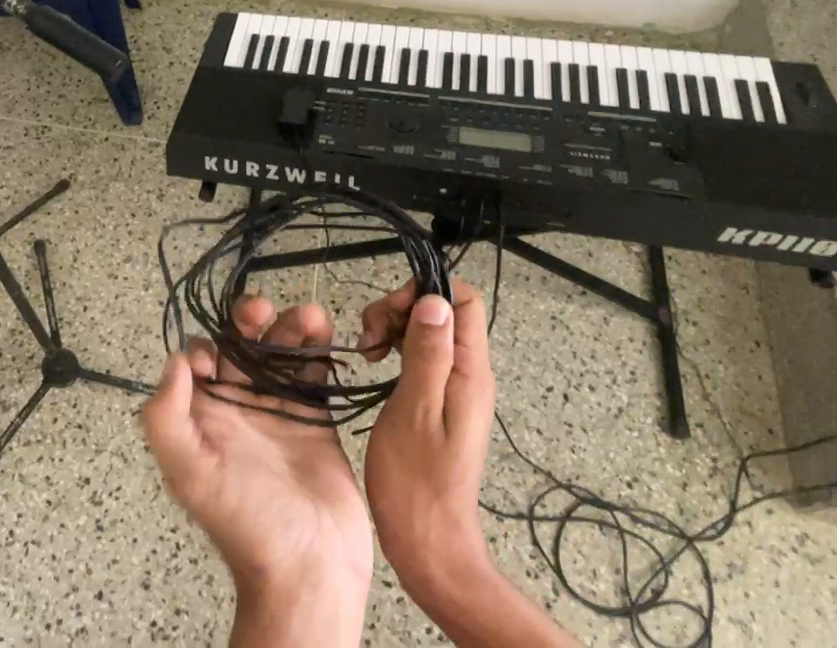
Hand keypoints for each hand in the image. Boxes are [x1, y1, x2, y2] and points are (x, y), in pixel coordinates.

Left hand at [143, 298, 370, 646]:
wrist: (309, 566)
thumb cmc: (245, 520)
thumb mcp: (189, 472)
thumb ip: (168, 416)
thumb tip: (174, 361)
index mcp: (203, 418)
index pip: (199, 361)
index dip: (208, 346)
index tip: (221, 357)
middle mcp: (238, 408)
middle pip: (242, 348)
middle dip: (251, 322)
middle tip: (264, 310)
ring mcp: (278, 411)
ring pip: (280, 353)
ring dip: (290, 328)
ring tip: (310, 317)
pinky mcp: (315, 418)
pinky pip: (314, 374)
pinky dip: (319, 349)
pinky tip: (326, 331)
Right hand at [359, 280, 495, 603]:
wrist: (428, 545)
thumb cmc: (415, 482)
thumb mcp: (415, 411)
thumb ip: (427, 354)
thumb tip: (435, 299)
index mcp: (470, 372)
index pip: (463, 300)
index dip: (424, 292)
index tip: (387, 315)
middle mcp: (469, 374)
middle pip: (442, 311)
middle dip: (400, 309)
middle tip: (368, 340)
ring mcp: (454, 389)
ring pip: (427, 332)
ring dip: (393, 329)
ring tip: (366, 353)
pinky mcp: (438, 403)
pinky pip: (421, 357)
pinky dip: (395, 351)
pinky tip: (374, 366)